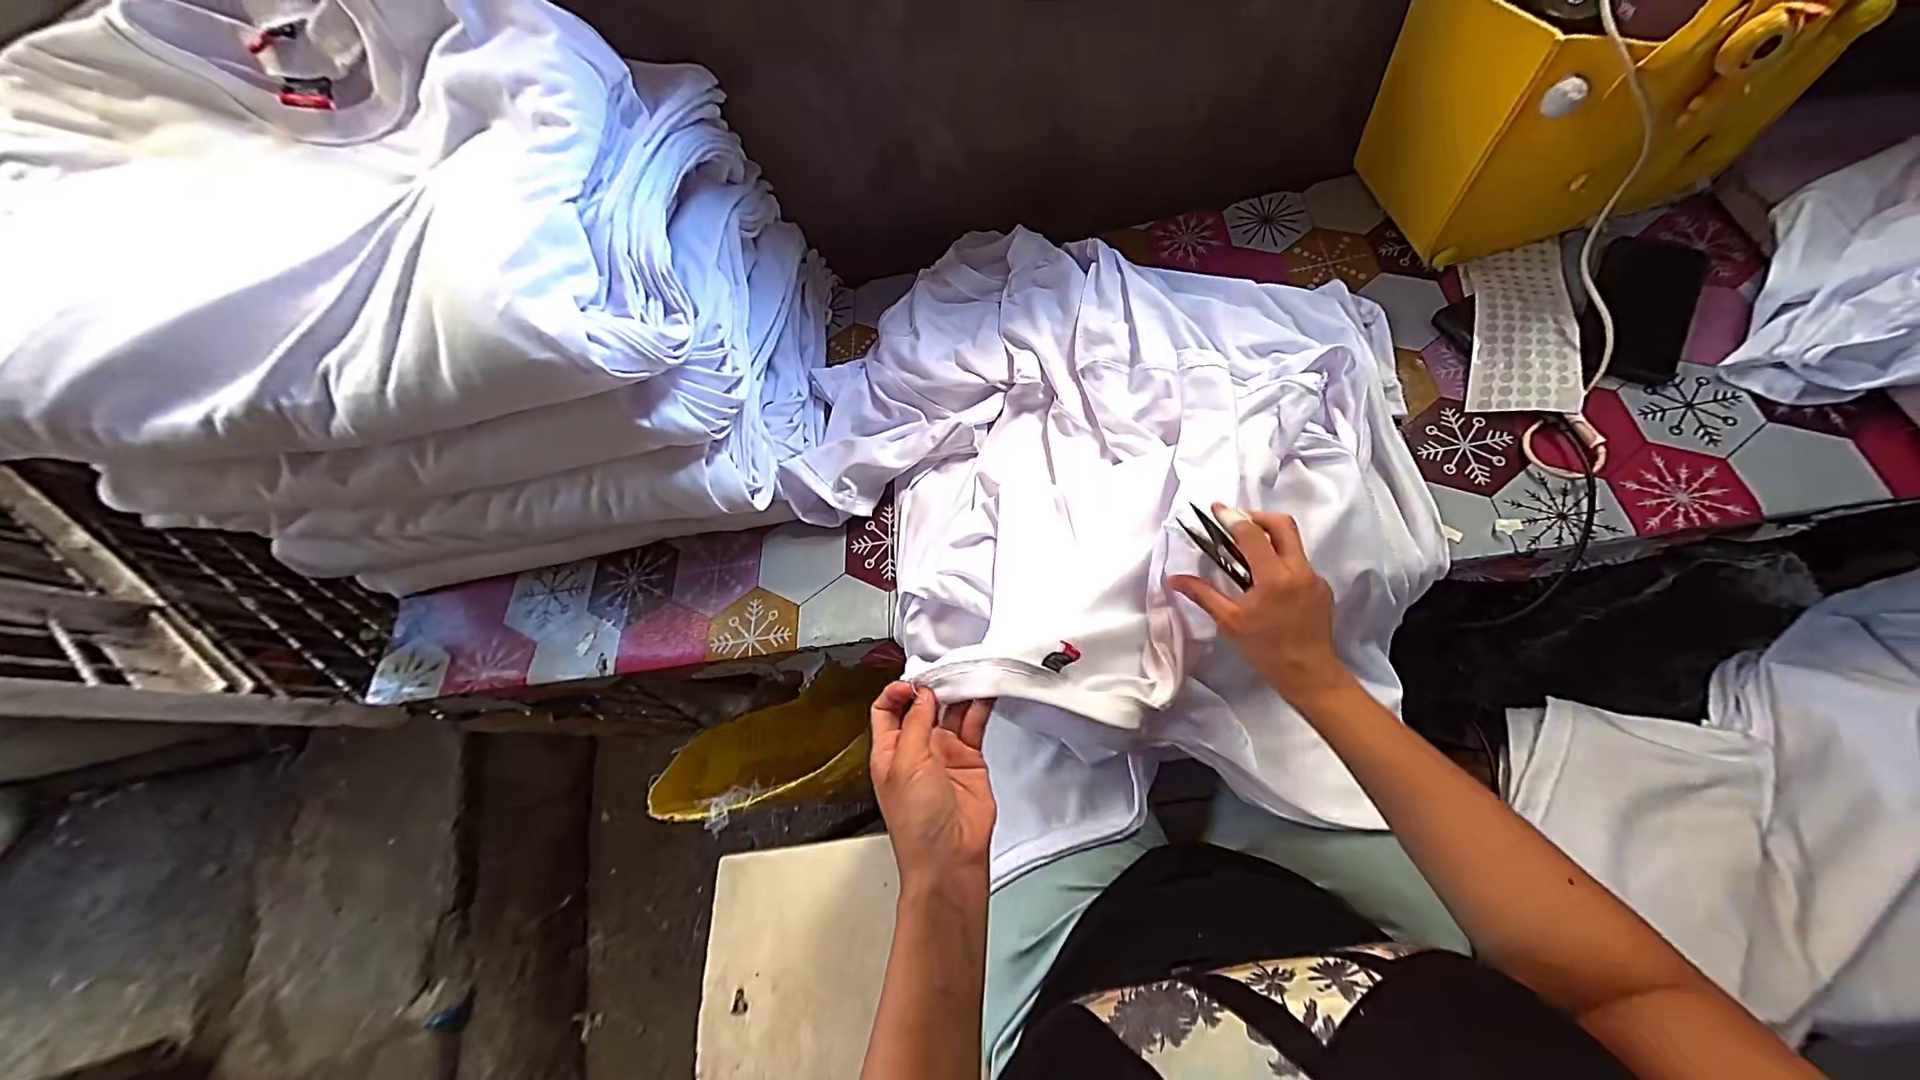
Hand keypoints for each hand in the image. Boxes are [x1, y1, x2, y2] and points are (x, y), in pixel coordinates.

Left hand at [869, 683, 995, 890]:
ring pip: (950, 711)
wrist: (950, 858)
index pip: (886, 708)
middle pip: (921, 705)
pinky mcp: (969, 758)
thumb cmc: (917, 825)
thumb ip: (916, 723)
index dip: (897, 691)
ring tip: (967, 676)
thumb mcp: (906, 764)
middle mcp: (915, 748)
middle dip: (932, 686)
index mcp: (889, 750)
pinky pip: (974, 725)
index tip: (914, 683)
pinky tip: (984, 693)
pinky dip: (979, 707)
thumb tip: (922, 694)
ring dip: (958, 693)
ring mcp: (943, 752)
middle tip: (945, 673)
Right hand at [1168, 505, 1355, 709]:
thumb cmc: (1265, 649)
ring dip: (1268, 536)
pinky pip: (1298, 561)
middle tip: (1235, 521)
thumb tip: (1174, 579)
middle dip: (1256, 516)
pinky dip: (1278, 558)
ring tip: (1245, 548)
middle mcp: (1299, 570)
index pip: (1253, 535)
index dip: (1233, 518)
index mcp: (1274, 578)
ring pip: (1293, 541)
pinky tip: (1263, 578)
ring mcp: (1313, 577)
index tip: (1217, 509)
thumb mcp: (1229, 621)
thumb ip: (1203, 594)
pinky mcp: (1321, 587)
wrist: (1310, 673)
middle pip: (1282, 524)